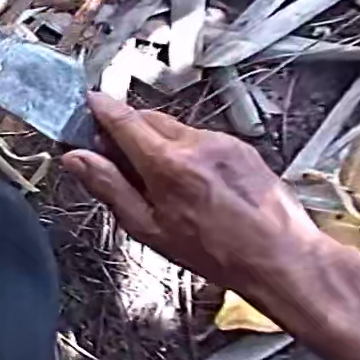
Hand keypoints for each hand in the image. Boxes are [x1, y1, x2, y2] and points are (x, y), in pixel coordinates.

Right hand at [60, 91, 331, 300]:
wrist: (283, 258)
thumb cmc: (215, 251)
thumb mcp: (145, 225)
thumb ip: (107, 185)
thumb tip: (76, 159)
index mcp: (167, 164)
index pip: (123, 120)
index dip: (100, 108)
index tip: (87, 102)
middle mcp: (196, 144)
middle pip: (146, 118)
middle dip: (123, 129)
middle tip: (110, 155)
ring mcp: (222, 142)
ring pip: (171, 127)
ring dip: (151, 140)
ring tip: (151, 177)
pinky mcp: (240, 147)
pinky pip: (196, 137)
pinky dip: (179, 148)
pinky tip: (183, 179)